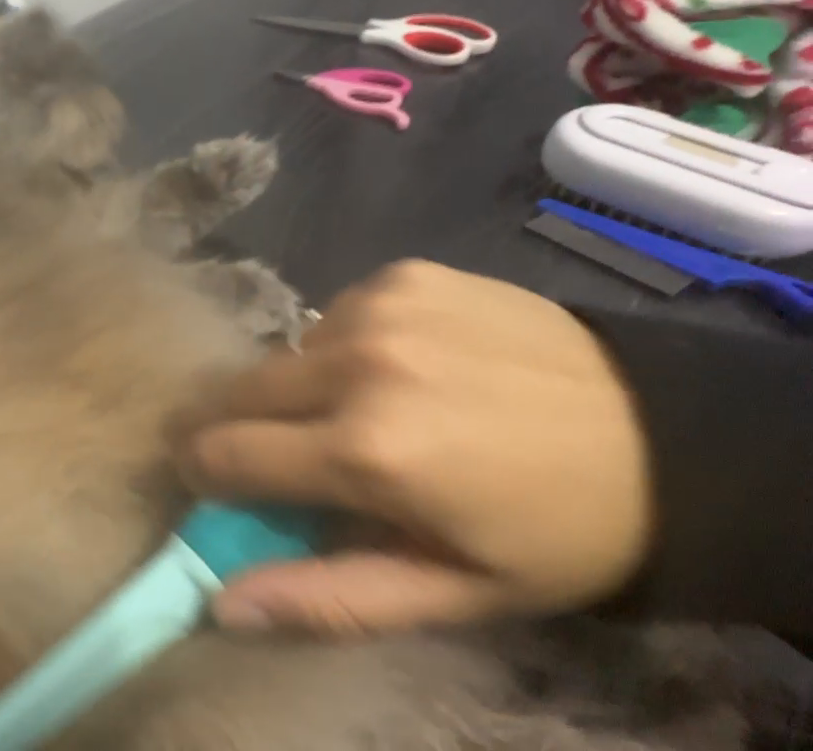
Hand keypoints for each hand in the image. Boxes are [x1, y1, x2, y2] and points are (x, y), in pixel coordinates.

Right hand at [179, 260, 652, 637]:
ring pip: (285, 356)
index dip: (207, 473)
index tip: (221, 486)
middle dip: (242, 428)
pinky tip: (405, 367)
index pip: (222, 452)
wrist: (672, 435)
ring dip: (302, 389)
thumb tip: (221, 604)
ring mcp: (378, 308)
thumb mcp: (452, 593)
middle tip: (288, 454)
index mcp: (367, 450)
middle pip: (236, 392)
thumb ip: (328, 599)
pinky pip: (332, 318)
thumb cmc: (554, 532)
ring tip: (366, 410)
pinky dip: (346, 348)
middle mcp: (356, 364)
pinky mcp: (401, 276)